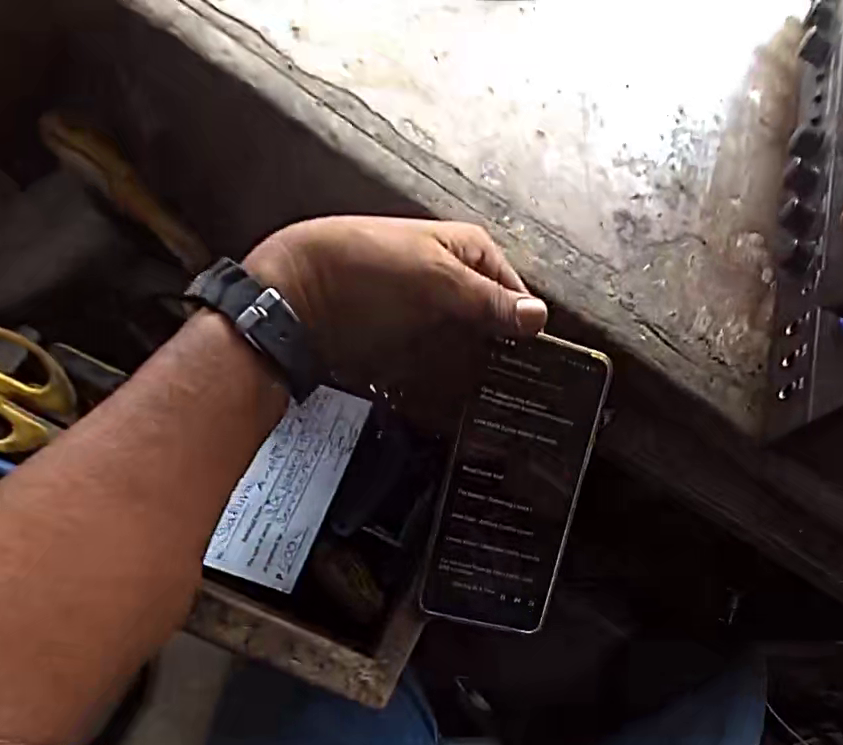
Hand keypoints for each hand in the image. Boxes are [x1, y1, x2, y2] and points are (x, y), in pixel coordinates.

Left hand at [243, 215, 548, 371]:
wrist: (301, 297)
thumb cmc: (367, 271)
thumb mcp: (436, 278)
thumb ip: (489, 299)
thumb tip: (540, 317)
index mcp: (467, 250)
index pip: (514, 288)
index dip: (526, 319)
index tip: (538, 358)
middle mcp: (457, 280)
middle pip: (498, 318)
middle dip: (508, 347)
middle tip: (523, 384)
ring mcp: (438, 312)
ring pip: (477, 343)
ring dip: (486, 366)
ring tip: (501, 395)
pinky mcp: (419, 339)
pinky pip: (452, 360)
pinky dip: (461, 376)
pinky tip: (471, 395)